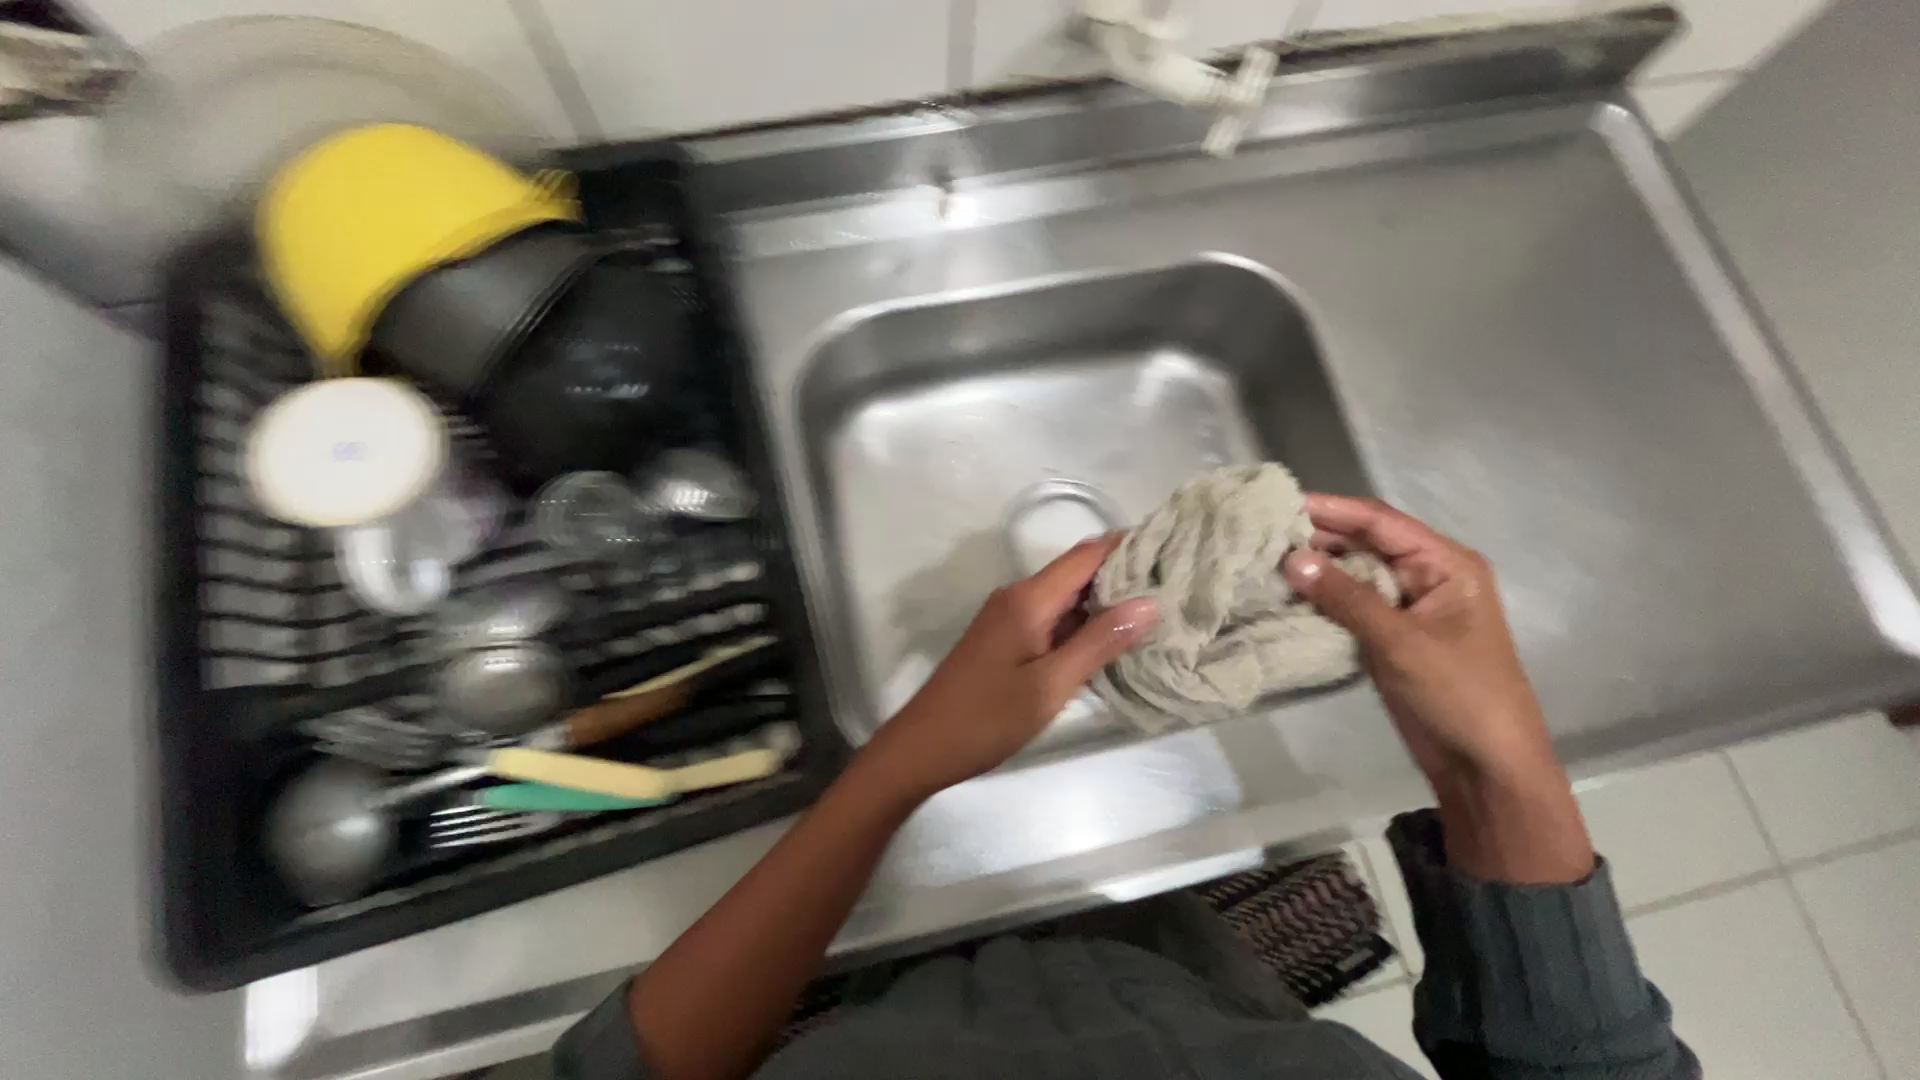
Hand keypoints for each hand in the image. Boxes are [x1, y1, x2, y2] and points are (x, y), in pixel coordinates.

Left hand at [865, 535, 1158, 795]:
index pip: (1087, 555)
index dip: (1129, 546)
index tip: (1175, 549)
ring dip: (1107, 603)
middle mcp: (1019, 597)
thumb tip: (1148, 603)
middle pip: (1079, 572)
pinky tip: (1115, 643)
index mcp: (1028, 599)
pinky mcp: (1007, 640)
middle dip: (1125, 575)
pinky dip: (1084, 626)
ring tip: (1160, 612)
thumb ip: (1098, 643)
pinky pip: (1053, 620)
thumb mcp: (1049, 685)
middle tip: (1178, 586)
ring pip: (1067, 599)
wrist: (922, 747)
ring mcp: (1010, 619)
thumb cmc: (986, 718)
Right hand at [1282, 495, 1592, 883]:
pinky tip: (1284, 596)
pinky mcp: (1391, 635)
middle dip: (1317, 537)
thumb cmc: (1458, 694)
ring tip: (1262, 560)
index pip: (1380, 522)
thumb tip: (1291, 559)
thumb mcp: (1401, 641)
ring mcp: (1408, 606)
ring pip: (1353, 573)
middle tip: (1260, 534)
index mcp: (1446, 564)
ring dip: (1315, 568)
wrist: (1486, 765)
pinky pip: (1350, 604)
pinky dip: (1320, 598)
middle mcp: (1427, 576)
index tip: (1279, 503)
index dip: (1330, 509)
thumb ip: (1346, 597)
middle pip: (1365, 542)